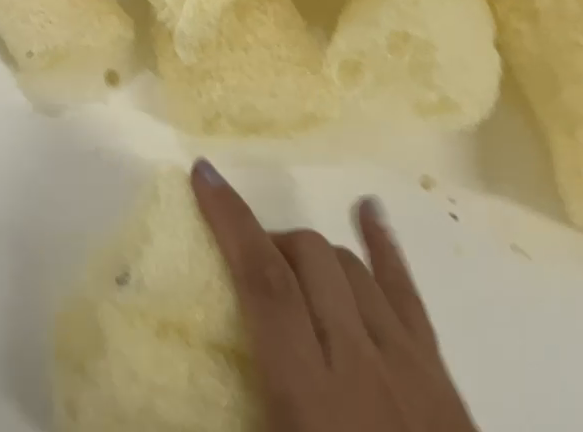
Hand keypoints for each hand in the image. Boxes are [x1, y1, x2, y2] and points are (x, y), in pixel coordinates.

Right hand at [191, 160, 478, 431]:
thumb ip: (219, 412)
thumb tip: (142, 406)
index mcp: (308, 392)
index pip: (264, 281)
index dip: (230, 222)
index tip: (203, 175)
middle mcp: (359, 363)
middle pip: (308, 260)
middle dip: (265, 238)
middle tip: (239, 262)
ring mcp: (408, 364)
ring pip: (350, 268)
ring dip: (307, 251)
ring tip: (283, 266)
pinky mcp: (440, 374)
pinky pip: (409, 295)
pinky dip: (384, 247)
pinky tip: (368, 212)